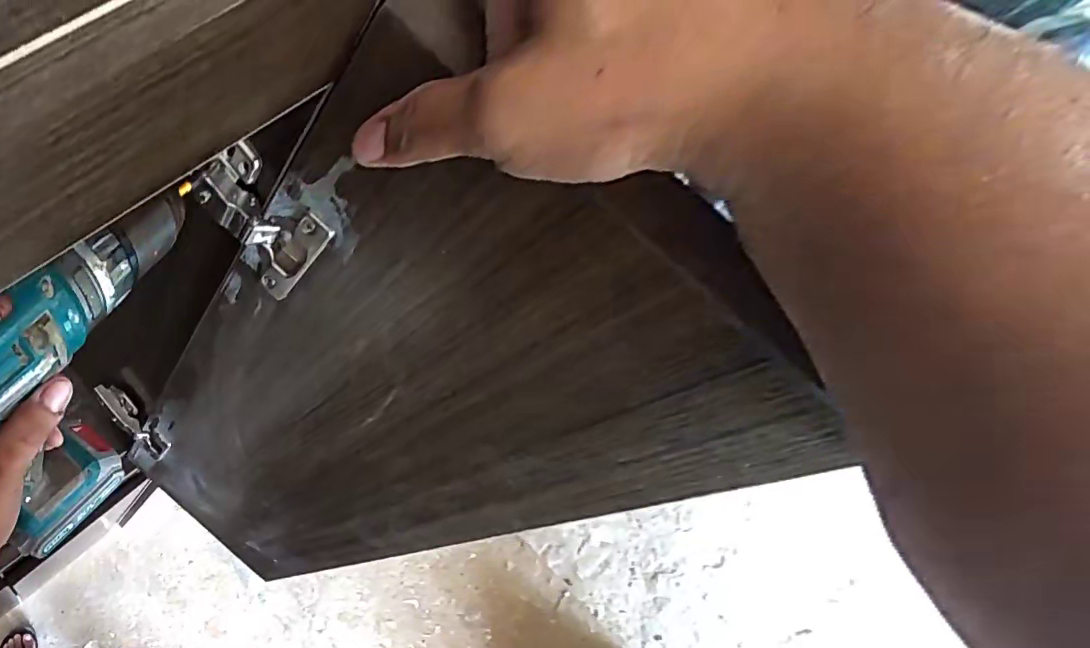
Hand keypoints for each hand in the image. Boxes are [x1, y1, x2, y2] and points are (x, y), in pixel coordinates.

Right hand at [351, 0, 835, 185]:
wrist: (773, 88)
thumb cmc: (634, 85)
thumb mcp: (501, 116)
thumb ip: (425, 123)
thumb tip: (369, 140)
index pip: (450, 0)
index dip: (439, 23)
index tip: (477, 90)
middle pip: (497, 5)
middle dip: (495, 34)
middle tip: (508, 78)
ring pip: (535, 19)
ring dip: (529, 43)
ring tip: (560, 86)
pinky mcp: (652, 6)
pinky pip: (579, 27)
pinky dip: (569, 48)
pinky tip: (588, 79)